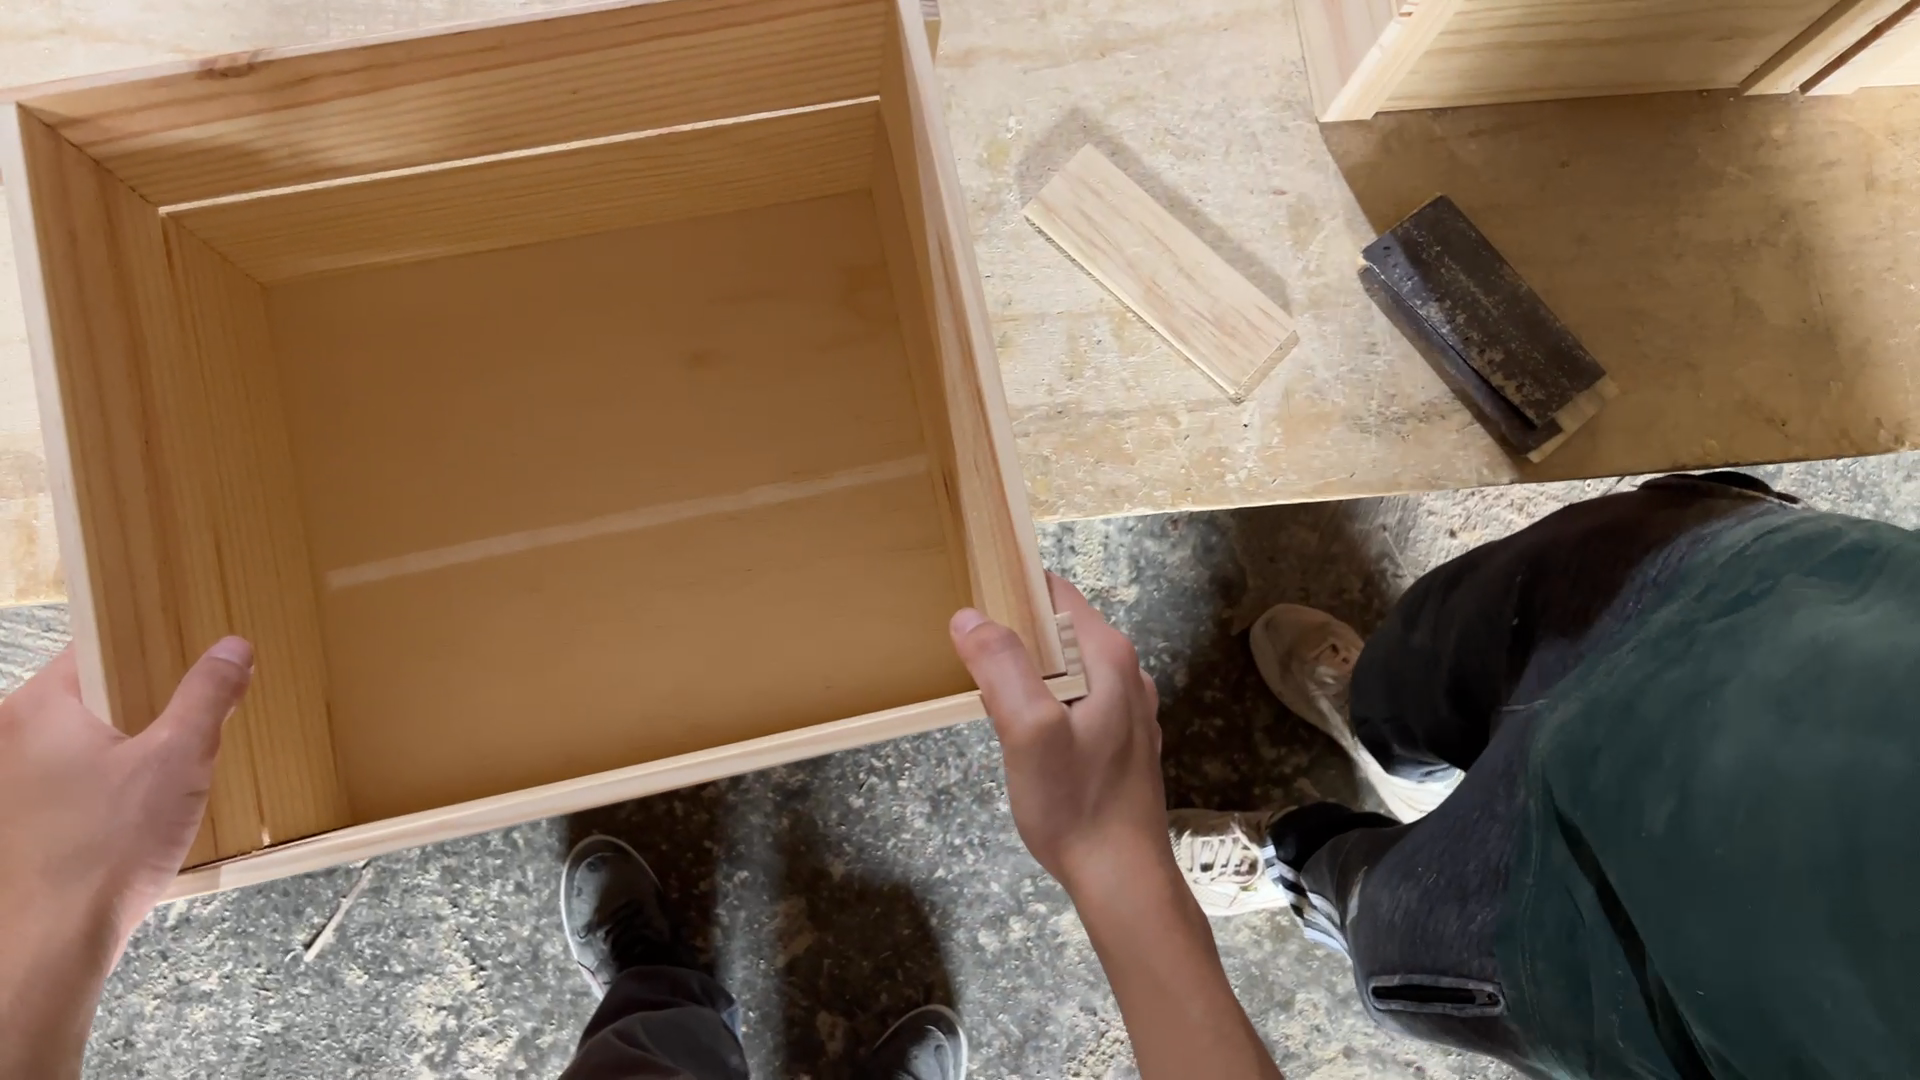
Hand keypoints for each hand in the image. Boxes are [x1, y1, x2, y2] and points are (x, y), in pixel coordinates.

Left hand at [0, 638, 252, 1078]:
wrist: (53, 937)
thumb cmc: (111, 842)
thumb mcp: (181, 755)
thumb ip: (208, 694)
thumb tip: (233, 645)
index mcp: (36, 709)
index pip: (102, 645)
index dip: (158, 639)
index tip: (206, 643)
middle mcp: (9, 734)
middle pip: (97, 685)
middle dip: (159, 688)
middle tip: (214, 696)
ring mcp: (9, 775)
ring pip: (92, 725)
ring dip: (143, 726)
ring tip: (193, 742)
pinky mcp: (21, 808)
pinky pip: (80, 760)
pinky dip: (122, 758)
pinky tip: (157, 782)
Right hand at [949, 574, 1169, 895]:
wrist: (1122, 878)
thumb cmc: (1075, 802)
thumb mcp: (1029, 730)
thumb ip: (1001, 666)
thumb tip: (970, 616)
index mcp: (1109, 657)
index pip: (1055, 592)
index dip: (1012, 588)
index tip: (971, 600)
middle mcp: (1126, 672)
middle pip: (1058, 628)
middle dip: (1013, 632)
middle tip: (968, 654)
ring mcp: (1127, 708)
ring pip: (1063, 666)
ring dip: (1025, 669)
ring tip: (986, 690)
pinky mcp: (1118, 738)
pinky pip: (1073, 697)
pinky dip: (1042, 697)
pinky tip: (1019, 729)